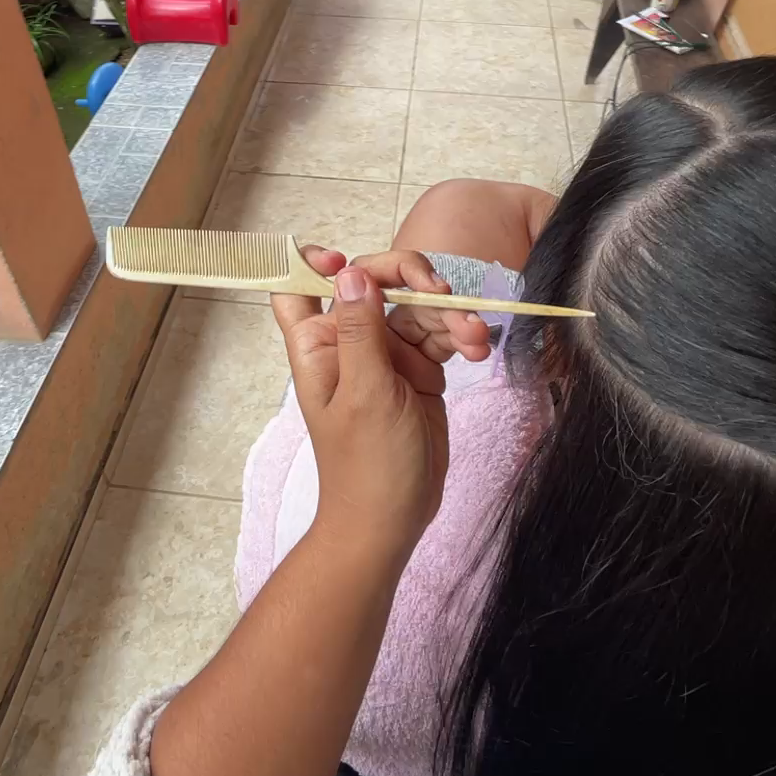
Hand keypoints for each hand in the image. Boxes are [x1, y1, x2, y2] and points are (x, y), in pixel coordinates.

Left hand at [272, 248, 457, 555]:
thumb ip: (359, 329)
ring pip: (415, 306)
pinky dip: (460, 334)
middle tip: (441, 292)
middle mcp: (349, 340)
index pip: (297, 288)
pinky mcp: (418, 367)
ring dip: (449, 313)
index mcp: (319, 344)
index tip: (341, 259)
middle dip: (409, 279)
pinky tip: (477, 347)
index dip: (312, 265)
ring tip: (475, 336)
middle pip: (372, 282)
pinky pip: (439, 333)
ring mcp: (386, 352)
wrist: (395, 517)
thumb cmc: (367, 463)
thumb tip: (349, 271)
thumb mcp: (364, 392)